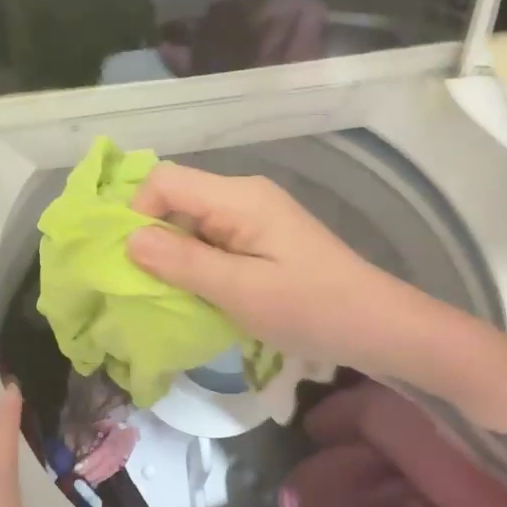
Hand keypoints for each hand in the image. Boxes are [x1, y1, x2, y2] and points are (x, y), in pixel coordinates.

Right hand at [126, 163, 424, 369]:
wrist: (378, 325)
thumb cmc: (309, 308)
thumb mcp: (240, 291)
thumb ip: (183, 263)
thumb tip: (128, 239)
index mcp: (238, 197)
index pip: (164, 181)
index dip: (138, 215)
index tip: (135, 263)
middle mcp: (242, 194)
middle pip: (176, 197)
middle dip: (153, 237)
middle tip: (148, 285)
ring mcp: (254, 213)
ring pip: (191, 219)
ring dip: (175, 253)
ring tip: (174, 295)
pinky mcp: (261, 235)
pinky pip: (212, 236)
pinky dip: (197, 261)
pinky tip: (202, 293)